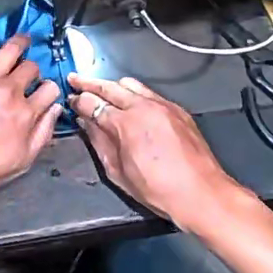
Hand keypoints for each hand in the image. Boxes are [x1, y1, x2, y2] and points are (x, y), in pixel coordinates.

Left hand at [0, 26, 63, 204]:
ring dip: (19, 42)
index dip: (49, 91)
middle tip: (28, 72)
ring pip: (10, 50)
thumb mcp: (22, 162)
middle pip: (31, 68)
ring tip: (21, 39)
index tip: (44, 93)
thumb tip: (55, 109)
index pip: (50, 90)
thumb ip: (42, 134)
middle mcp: (10, 91)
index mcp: (27, 113)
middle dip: (33, 69)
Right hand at [68, 74, 248, 228]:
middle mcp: (144, 107)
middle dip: (89, 83)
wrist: (200, 192)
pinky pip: (150, 93)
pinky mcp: (177, 109)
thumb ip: (99, 142)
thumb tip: (88, 125)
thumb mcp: (118, 171)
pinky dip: (135, 93)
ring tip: (101, 89)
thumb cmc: (159, 189)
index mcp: (125, 123)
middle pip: (109, 86)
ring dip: (113, 85)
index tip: (72, 101)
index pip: (93, 103)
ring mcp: (163, 105)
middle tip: (76, 80)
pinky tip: (129, 101)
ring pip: (131, 84)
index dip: (78, 101)